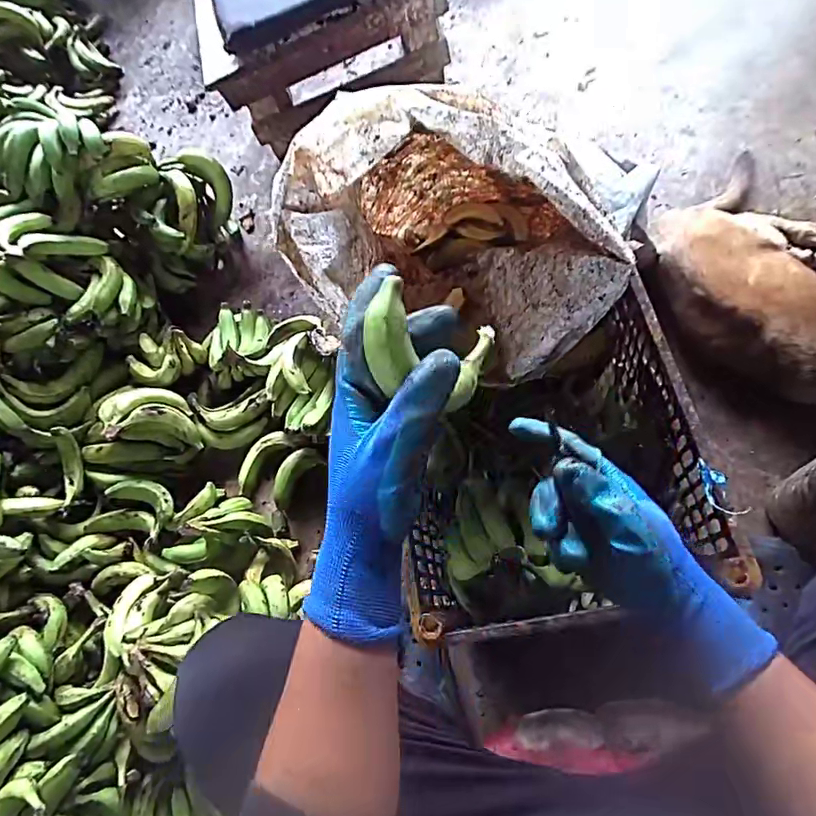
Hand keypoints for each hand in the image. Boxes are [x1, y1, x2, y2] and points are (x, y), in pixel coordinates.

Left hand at [303, 265, 460, 646]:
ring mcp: (387, 412)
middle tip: (452, 318)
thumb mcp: (392, 448)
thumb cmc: (370, 497)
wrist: (369, 542)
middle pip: (389, 347)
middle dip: (416, 326)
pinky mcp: (406, 429)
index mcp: (352, 393)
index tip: (392, 274)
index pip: (359, 337)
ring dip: (431, 350)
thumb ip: (417, 404)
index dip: (373, 303)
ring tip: (463, 341)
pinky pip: (422, 392)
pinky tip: (460, 376)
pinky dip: (441, 378)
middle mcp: (368, 395)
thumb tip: (448, 356)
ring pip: (408, 368)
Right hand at [512, 418, 775, 697]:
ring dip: (555, 536)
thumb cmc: (656, 558)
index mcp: (609, 481)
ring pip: (548, 513)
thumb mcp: (628, 524)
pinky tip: (578, 567)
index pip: (573, 449)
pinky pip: (553, 541)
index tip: (514, 429)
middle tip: (550, 531)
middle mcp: (592, 495)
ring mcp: (584, 520)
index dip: (544, 435)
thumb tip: (563, 463)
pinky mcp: (577, 545)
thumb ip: (596, 494)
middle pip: (551, 485)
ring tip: (574, 559)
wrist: (664, 602)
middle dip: (546, 507)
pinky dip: (560, 553)